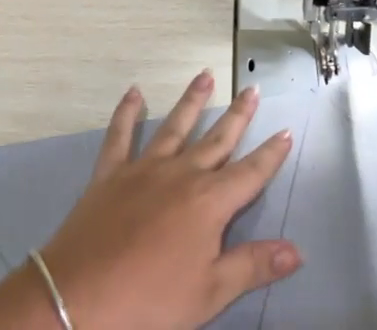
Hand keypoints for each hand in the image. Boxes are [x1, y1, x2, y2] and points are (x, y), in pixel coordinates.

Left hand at [0, 72, 300, 329]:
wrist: (79, 298)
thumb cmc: (150, 300)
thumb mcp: (210, 293)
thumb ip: (253, 266)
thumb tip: (297, 250)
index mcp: (210, 203)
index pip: (250, 173)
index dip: (271, 154)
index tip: (286, 131)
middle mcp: (182, 174)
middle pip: (217, 139)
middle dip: (238, 115)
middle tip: (253, 89)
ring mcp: (144, 169)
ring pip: (175, 126)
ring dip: (192, 100)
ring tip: (205, 75)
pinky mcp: (110, 173)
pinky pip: (120, 135)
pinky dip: (126, 112)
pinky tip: (134, 92)